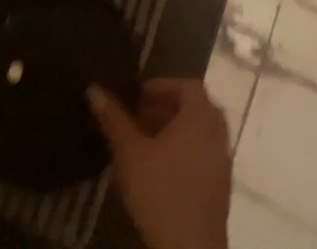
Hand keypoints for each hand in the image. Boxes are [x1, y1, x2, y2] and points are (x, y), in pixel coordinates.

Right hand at [89, 79, 232, 248]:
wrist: (188, 248)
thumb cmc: (159, 191)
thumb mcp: (128, 151)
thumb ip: (113, 118)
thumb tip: (94, 89)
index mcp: (199, 121)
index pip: (189, 86)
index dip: (163, 84)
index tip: (137, 95)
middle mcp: (217, 138)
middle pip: (198, 108)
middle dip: (169, 107)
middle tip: (141, 115)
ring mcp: (222, 164)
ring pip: (202, 134)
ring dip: (176, 130)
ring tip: (145, 141)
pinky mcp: (220, 188)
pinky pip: (204, 155)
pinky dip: (185, 150)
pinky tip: (159, 168)